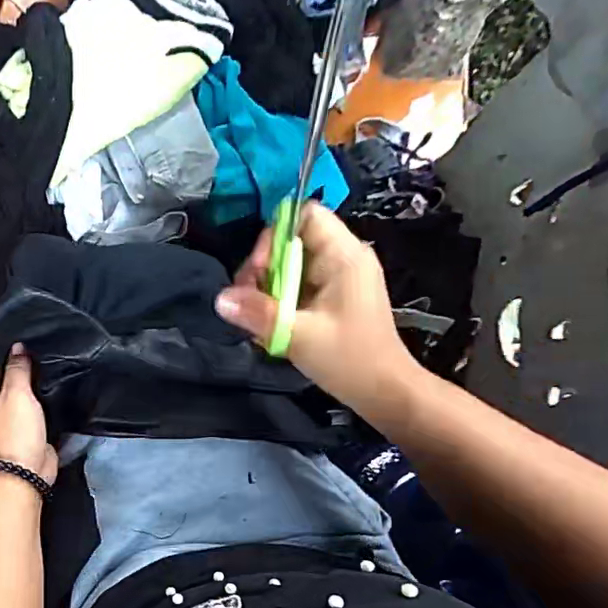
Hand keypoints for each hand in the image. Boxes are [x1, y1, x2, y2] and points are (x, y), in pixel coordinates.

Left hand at [0, 344, 57, 485]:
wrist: (27, 471)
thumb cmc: (17, 430)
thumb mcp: (17, 392)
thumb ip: (18, 368)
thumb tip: (18, 346)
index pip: (1, 372)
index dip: (18, 365)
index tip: (37, 359)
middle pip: (15, 388)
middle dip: (31, 382)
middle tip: (51, 371)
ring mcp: (12, 426)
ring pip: (28, 404)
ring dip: (40, 398)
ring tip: (58, 385)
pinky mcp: (29, 437)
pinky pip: (38, 419)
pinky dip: (47, 413)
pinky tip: (59, 405)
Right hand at [214, 202, 421, 411]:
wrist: (386, 392)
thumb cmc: (351, 360)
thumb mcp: (300, 336)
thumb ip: (259, 314)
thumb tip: (221, 299)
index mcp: (344, 256)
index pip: (305, 215)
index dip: (275, 236)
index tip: (258, 272)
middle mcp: (345, 259)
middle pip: (294, 243)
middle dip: (266, 270)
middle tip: (251, 302)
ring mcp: (341, 281)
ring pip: (294, 269)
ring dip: (272, 292)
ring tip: (261, 321)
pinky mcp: (337, 301)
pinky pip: (302, 289)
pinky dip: (285, 305)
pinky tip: (276, 329)